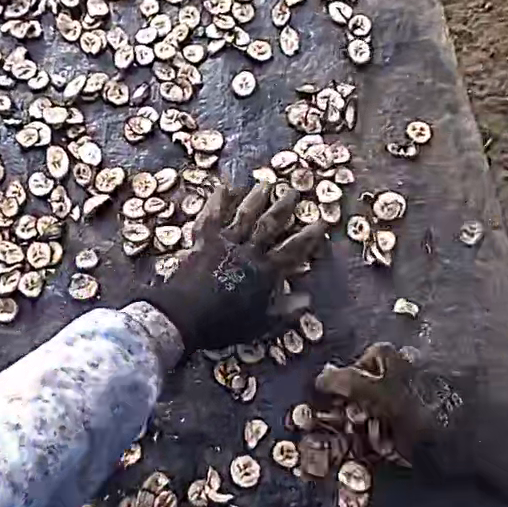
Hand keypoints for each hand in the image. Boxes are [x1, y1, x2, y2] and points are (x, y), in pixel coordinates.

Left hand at [144, 180, 327, 352]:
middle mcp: (248, 251)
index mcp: (266, 272)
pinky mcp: (203, 240)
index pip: (294, 250)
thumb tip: (308, 299)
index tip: (321, 220)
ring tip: (265, 182)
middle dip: (284, 207)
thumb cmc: (224, 324)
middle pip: (270, 225)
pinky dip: (217, 200)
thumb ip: (285, 311)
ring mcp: (225, 242)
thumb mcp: (261, 324)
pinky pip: (212, 215)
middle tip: (294, 191)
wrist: (186, 315)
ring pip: (244, 214)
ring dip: (256, 197)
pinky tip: (222, 186)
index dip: (309, 236)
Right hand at [315, 343, 507, 506]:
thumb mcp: (423, 460)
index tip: (321, 386)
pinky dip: (416, 386)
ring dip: (391, 377)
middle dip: (364, 368)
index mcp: (399, 396)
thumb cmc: (475, 467)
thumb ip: (392, 438)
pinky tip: (426, 410)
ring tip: (393, 406)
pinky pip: (427, 373)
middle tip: (362, 392)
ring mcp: (441, 372)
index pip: (353, 380)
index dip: (332, 381)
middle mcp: (416, 376)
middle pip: (378, 355)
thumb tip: (374, 430)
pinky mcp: (462, 377)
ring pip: (404, 363)